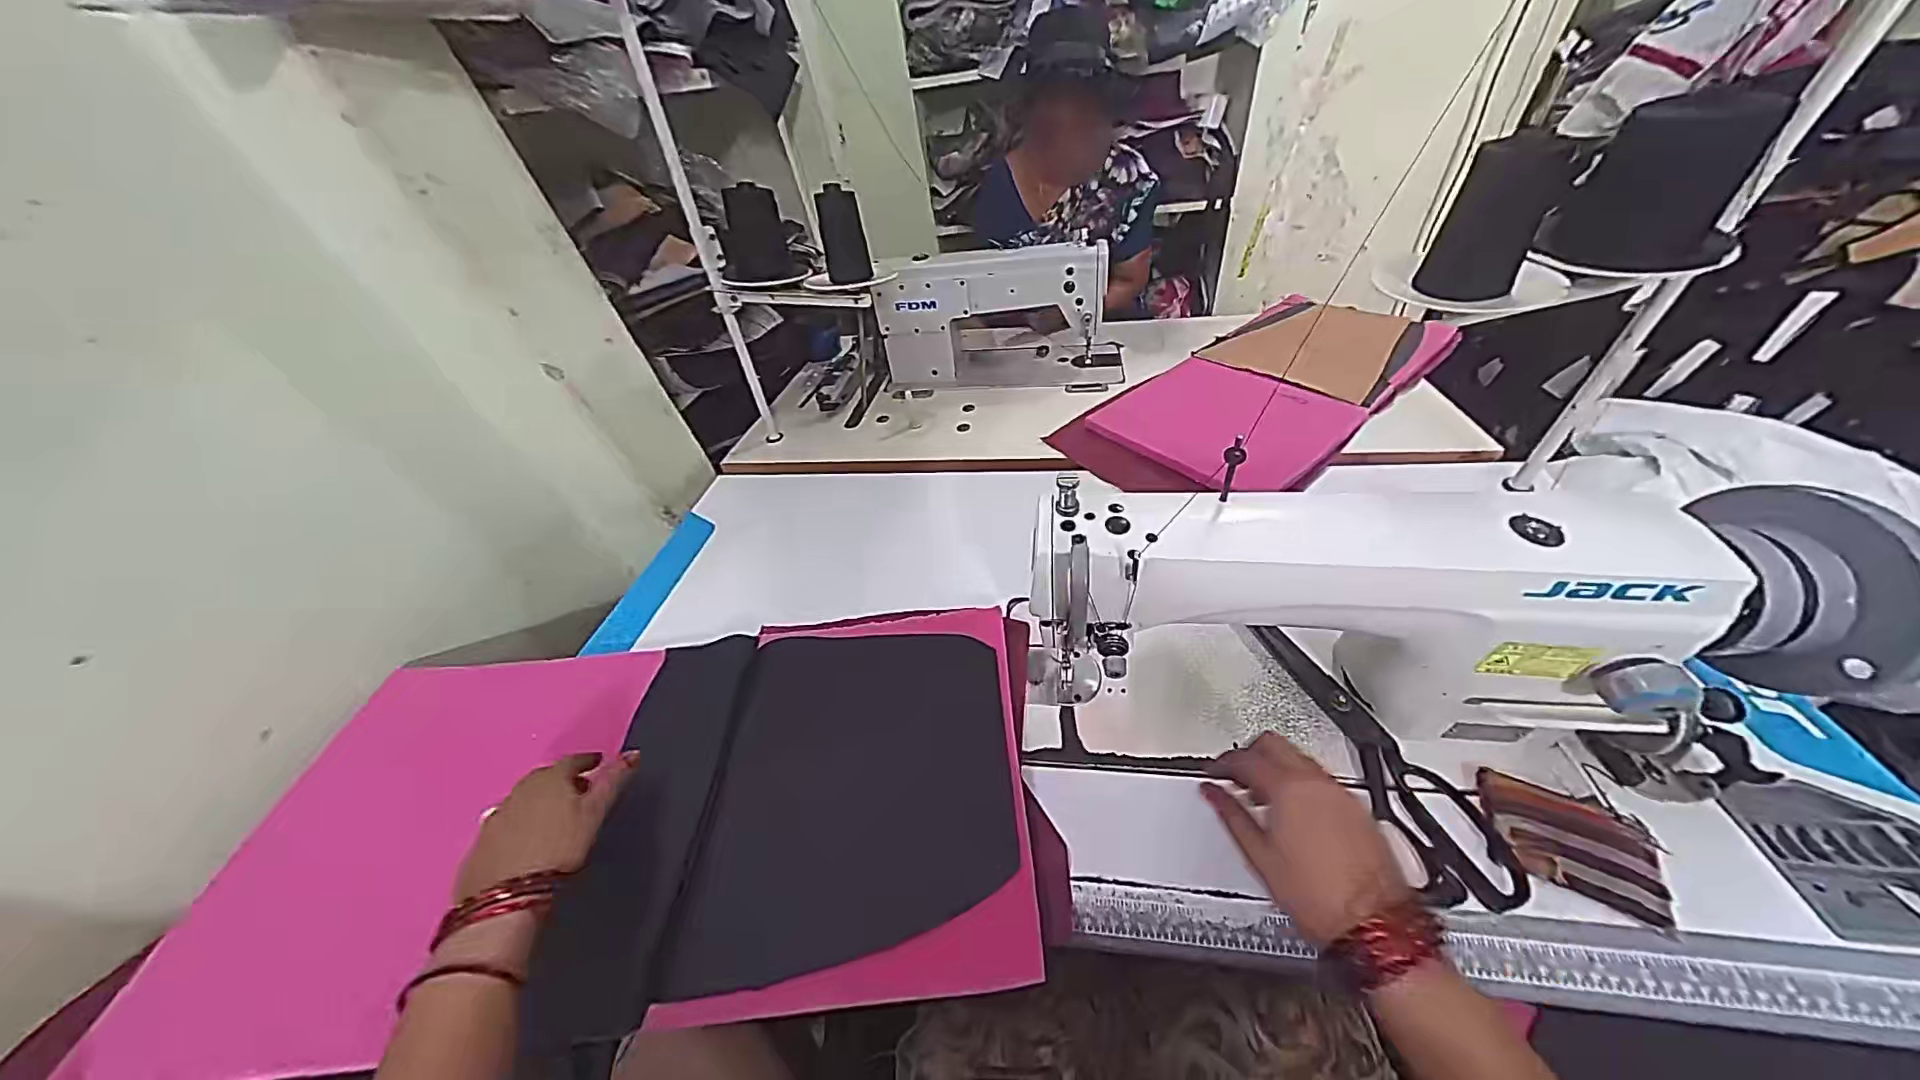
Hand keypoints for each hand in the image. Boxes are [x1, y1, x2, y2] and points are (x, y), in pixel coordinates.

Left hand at [452, 751, 638, 901]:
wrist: (508, 896)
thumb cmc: (561, 848)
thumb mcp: (595, 812)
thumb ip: (614, 781)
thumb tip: (632, 754)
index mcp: (550, 778)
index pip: (573, 760)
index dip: (588, 761)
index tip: (597, 764)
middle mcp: (520, 789)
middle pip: (546, 777)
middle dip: (564, 780)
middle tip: (579, 791)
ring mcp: (497, 814)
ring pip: (525, 798)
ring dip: (540, 801)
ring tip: (555, 815)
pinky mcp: (481, 841)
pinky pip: (507, 821)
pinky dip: (521, 822)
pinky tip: (527, 837)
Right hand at [1202, 734, 1410, 946]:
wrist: (1375, 926)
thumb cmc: (1321, 899)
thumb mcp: (1258, 855)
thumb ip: (1231, 815)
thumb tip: (1213, 793)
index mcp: (1288, 790)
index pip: (1244, 758)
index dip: (1222, 764)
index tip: (1213, 774)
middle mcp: (1317, 784)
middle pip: (1273, 743)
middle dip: (1248, 753)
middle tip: (1234, 774)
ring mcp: (1342, 794)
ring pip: (1299, 758)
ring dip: (1275, 767)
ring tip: (1260, 794)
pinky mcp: (1358, 809)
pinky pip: (1321, 779)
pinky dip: (1299, 782)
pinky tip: (1291, 808)